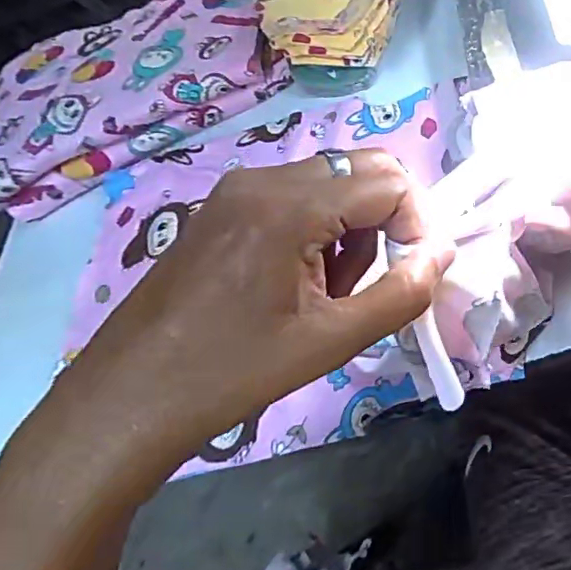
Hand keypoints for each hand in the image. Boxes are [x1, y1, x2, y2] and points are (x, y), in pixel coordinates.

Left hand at [31, 149, 452, 488]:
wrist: (127, 400)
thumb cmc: (233, 372)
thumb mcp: (332, 340)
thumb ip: (402, 293)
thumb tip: (442, 253)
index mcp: (290, 205)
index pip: (389, 182)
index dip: (417, 224)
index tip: (412, 273)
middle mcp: (263, 178)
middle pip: (361, 169)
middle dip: (386, 220)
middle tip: (371, 281)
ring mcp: (237, 189)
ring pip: (331, 182)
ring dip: (351, 227)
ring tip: (327, 292)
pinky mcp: (223, 207)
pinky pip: (295, 196)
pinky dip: (317, 227)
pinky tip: (295, 281)